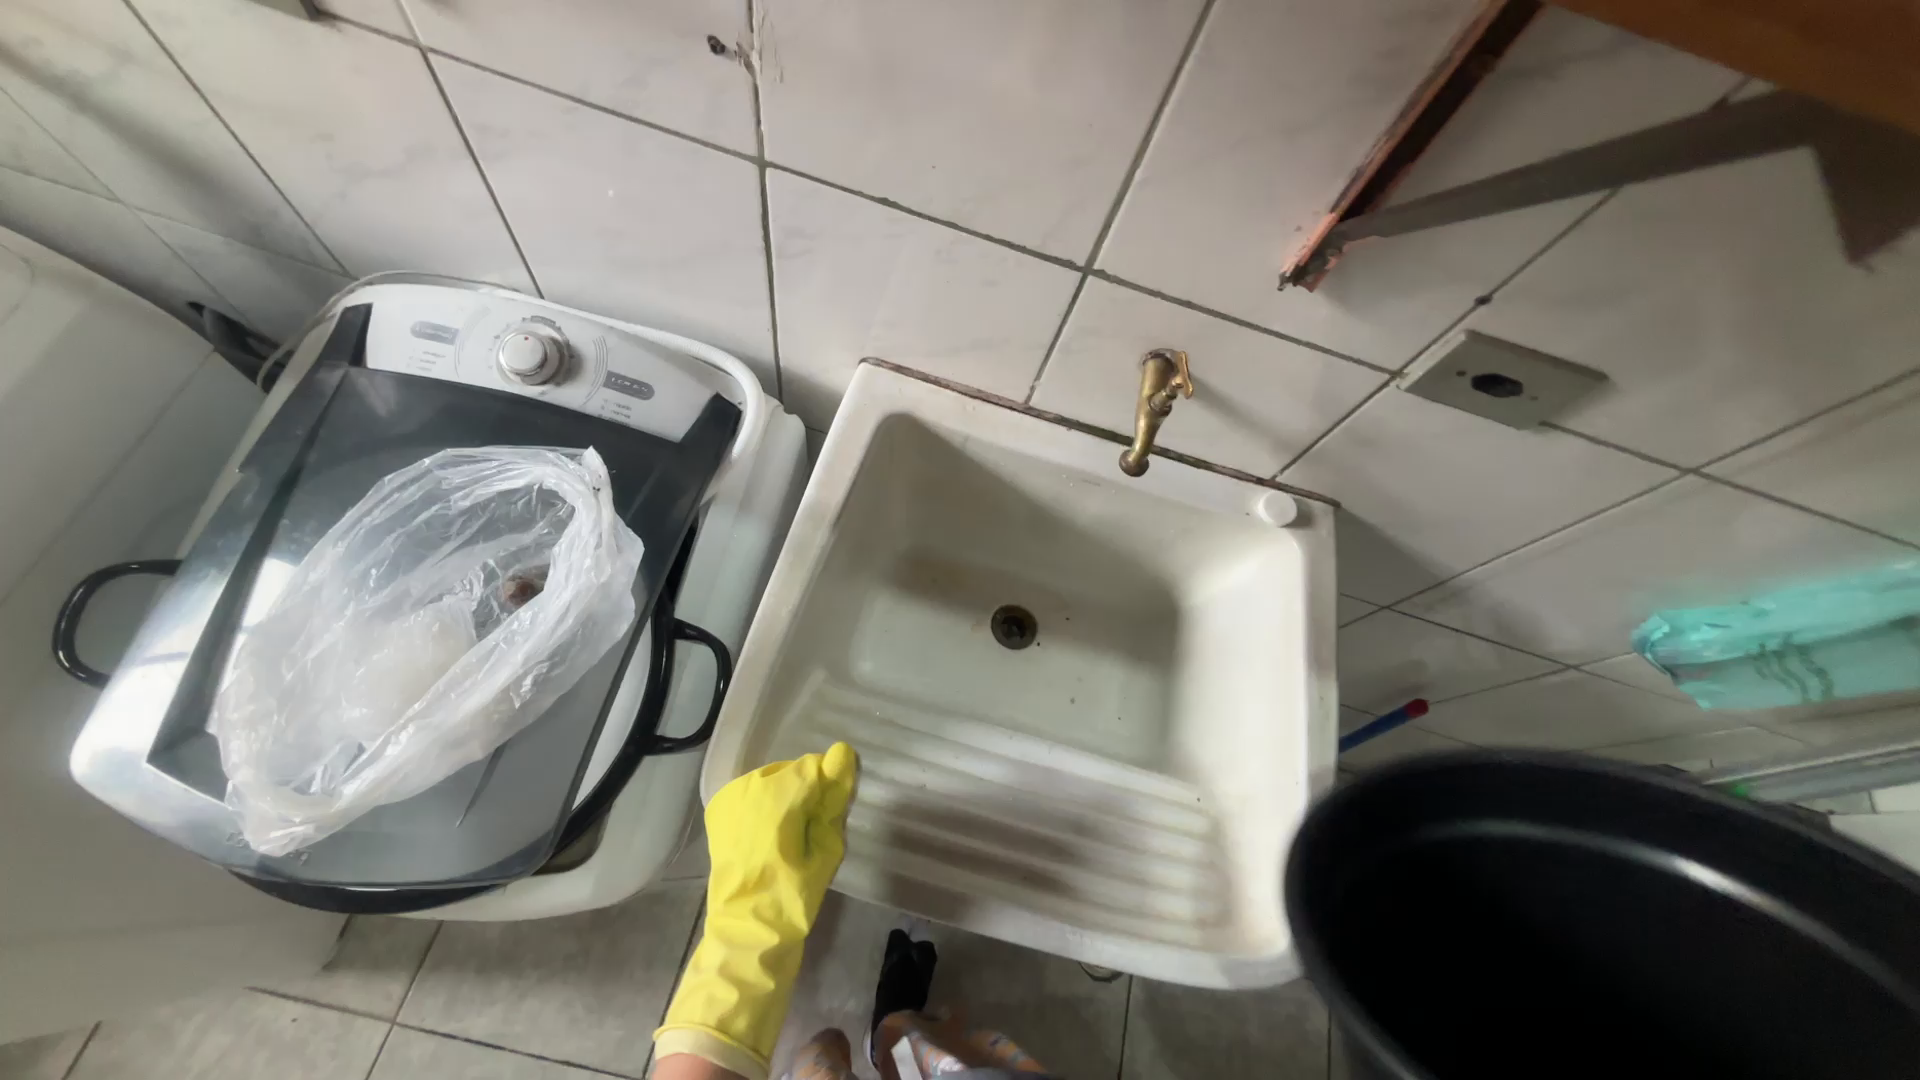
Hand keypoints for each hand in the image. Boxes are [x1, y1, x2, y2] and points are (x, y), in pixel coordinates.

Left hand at [654, 742, 858, 1079]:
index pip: (815, 765)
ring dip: (784, 795)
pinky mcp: (719, 807)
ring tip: (786, 832)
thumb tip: (843, 757)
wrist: (746, 927)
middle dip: (805, 789)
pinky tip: (765, 832)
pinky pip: (751, 791)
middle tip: (810, 826)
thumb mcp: (827, 847)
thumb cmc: (793, 892)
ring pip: (771, 779)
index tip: (832, 808)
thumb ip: (834, 798)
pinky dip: (763, 803)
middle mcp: (751, 785)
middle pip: (792, 770)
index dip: (829, 783)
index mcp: (779, 794)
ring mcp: (731, 795)